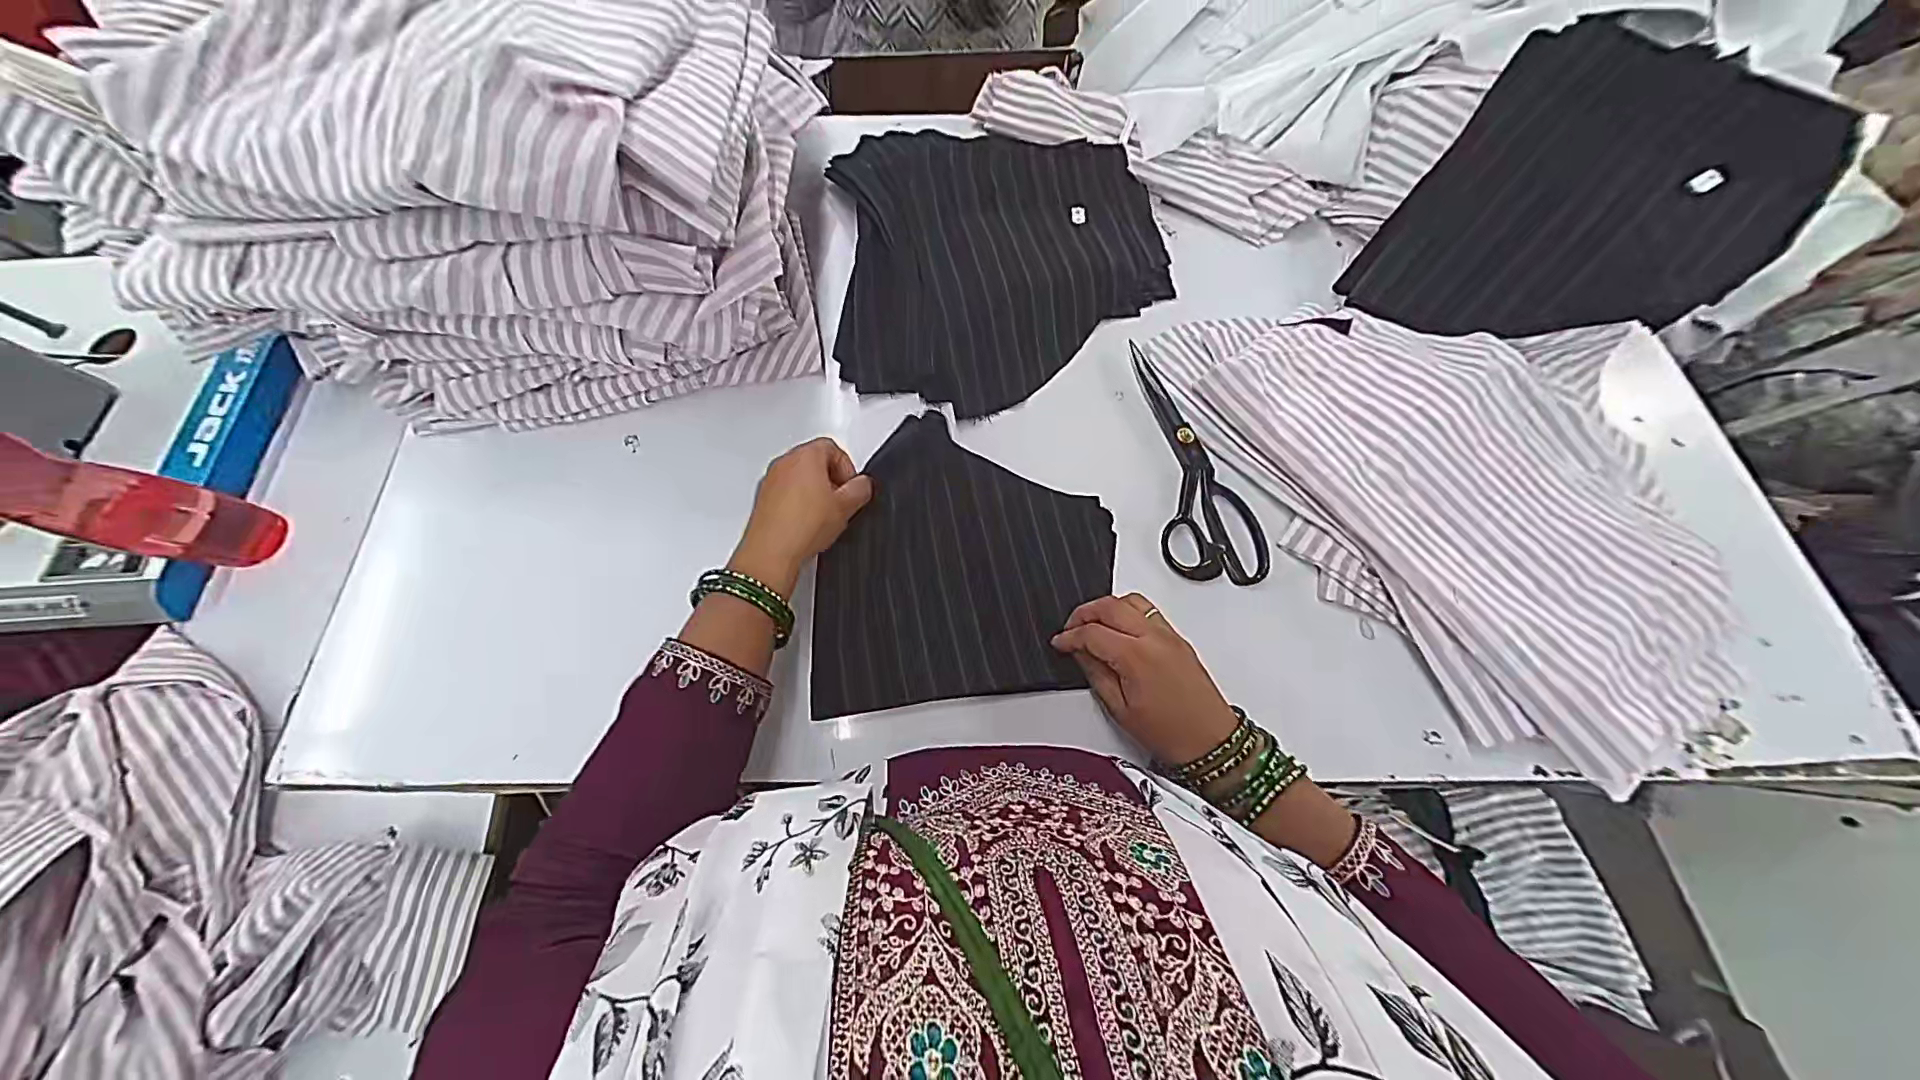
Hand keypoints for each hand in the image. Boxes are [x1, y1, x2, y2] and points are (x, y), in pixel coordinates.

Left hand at [729, 437, 873, 595]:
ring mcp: (771, 480)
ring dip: (814, 491)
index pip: (833, 448)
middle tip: (841, 500)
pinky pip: (785, 492)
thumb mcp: (846, 507)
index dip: (847, 468)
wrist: (772, 551)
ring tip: (824, 515)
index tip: (851, 487)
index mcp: (806, 456)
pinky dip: (798, 502)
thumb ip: (861, 489)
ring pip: (799, 476)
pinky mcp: (763, 498)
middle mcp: (785, 462)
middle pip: (814, 460)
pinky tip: (807, 523)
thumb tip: (863, 485)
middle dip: (831, 478)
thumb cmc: (802, 525)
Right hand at [1050, 593, 1239, 766]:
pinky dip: (1127, 611)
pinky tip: (1118, 626)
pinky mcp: (1178, 639)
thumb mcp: (1120, 708)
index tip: (1060, 642)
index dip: (1069, 635)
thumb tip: (1080, 652)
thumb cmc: (1172, 732)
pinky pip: (1148, 610)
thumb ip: (1095, 673)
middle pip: (1110, 606)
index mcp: (1136, 656)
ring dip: (1107, 607)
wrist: (1211, 741)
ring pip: (1131, 600)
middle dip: (1084, 613)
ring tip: (1092, 623)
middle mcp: (1155, 638)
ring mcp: (1169, 636)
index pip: (1092, 632)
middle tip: (1070, 628)